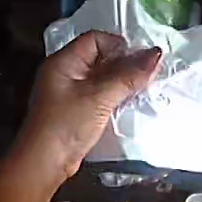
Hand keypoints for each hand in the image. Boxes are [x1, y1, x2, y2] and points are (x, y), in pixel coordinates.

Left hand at [13, 31, 161, 183]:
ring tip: (144, 89)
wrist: (44, 162)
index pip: (95, 39)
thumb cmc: (67, 124)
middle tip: (150, 75)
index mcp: (63, 61)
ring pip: (101, 77)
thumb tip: (157, 54)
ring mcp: (69, 92)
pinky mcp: (75, 110)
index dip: (119, 46)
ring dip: (122, 81)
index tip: (141, 61)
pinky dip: (115, 96)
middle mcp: (64, 72)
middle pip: (100, 57)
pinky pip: (99, 94)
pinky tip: (131, 102)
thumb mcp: (99, 97)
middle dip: (125, 64)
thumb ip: (128, 76)